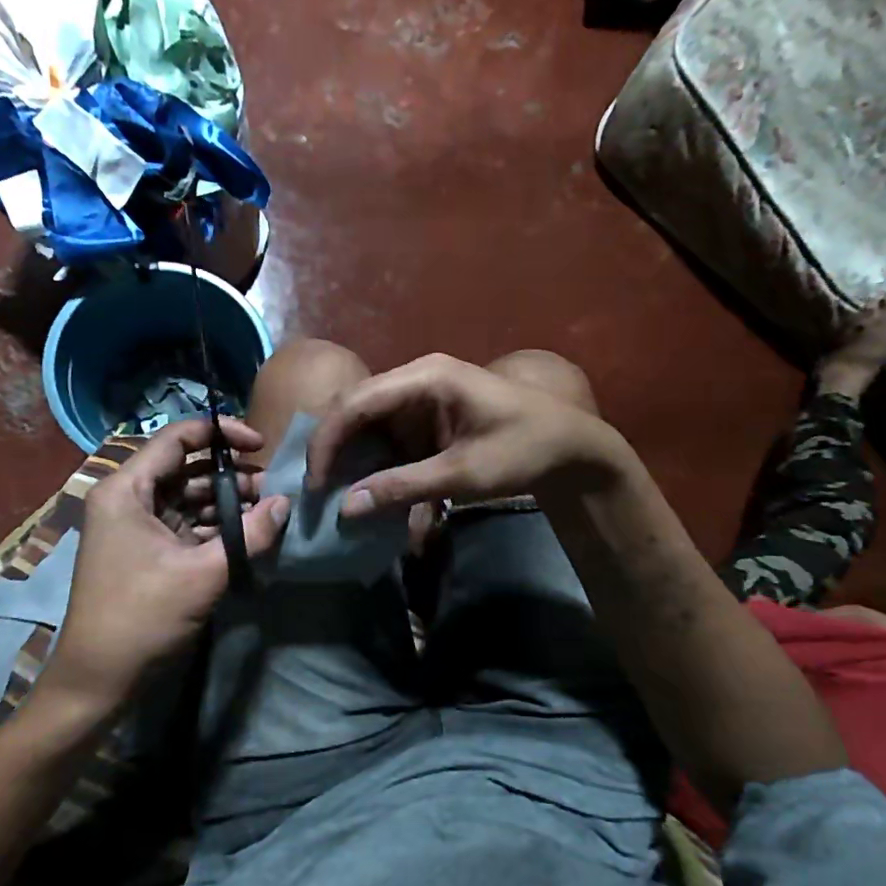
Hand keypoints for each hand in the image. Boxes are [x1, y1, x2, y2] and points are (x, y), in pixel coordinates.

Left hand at [48, 418, 289, 703]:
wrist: (100, 678)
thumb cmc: (142, 617)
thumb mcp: (203, 574)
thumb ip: (249, 535)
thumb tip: (285, 503)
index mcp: (126, 490)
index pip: (176, 438)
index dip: (221, 434)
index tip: (261, 446)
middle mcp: (128, 500)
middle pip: (186, 468)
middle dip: (230, 476)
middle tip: (272, 490)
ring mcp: (136, 528)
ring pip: (188, 498)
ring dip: (226, 504)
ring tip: (266, 513)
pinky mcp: (148, 553)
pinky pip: (186, 526)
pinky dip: (215, 528)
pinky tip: (247, 536)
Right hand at [307, 354, 624, 517]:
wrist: (569, 449)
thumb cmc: (524, 450)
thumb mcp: (464, 473)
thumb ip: (403, 487)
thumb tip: (347, 508)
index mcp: (426, 377)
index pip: (357, 402)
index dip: (328, 441)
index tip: (316, 482)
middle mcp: (417, 379)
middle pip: (356, 408)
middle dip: (333, 449)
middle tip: (317, 491)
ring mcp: (421, 398)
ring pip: (368, 425)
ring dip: (352, 458)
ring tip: (334, 493)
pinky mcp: (427, 419)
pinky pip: (388, 438)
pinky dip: (376, 464)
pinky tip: (366, 489)